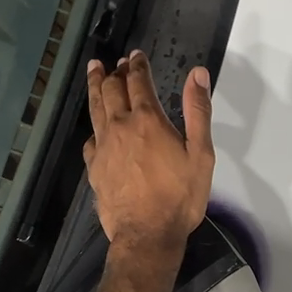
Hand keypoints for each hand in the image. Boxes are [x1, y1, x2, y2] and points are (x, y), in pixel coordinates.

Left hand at [83, 51, 214, 255]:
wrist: (147, 235)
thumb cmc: (179, 198)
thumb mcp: (201, 156)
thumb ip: (198, 113)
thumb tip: (197, 74)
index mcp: (148, 120)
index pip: (138, 82)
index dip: (137, 66)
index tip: (136, 56)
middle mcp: (120, 127)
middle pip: (112, 90)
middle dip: (114, 73)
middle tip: (116, 63)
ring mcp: (103, 147)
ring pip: (95, 108)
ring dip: (95, 87)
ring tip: (94, 72)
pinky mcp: (95, 168)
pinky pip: (90, 140)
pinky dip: (94, 128)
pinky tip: (95, 129)